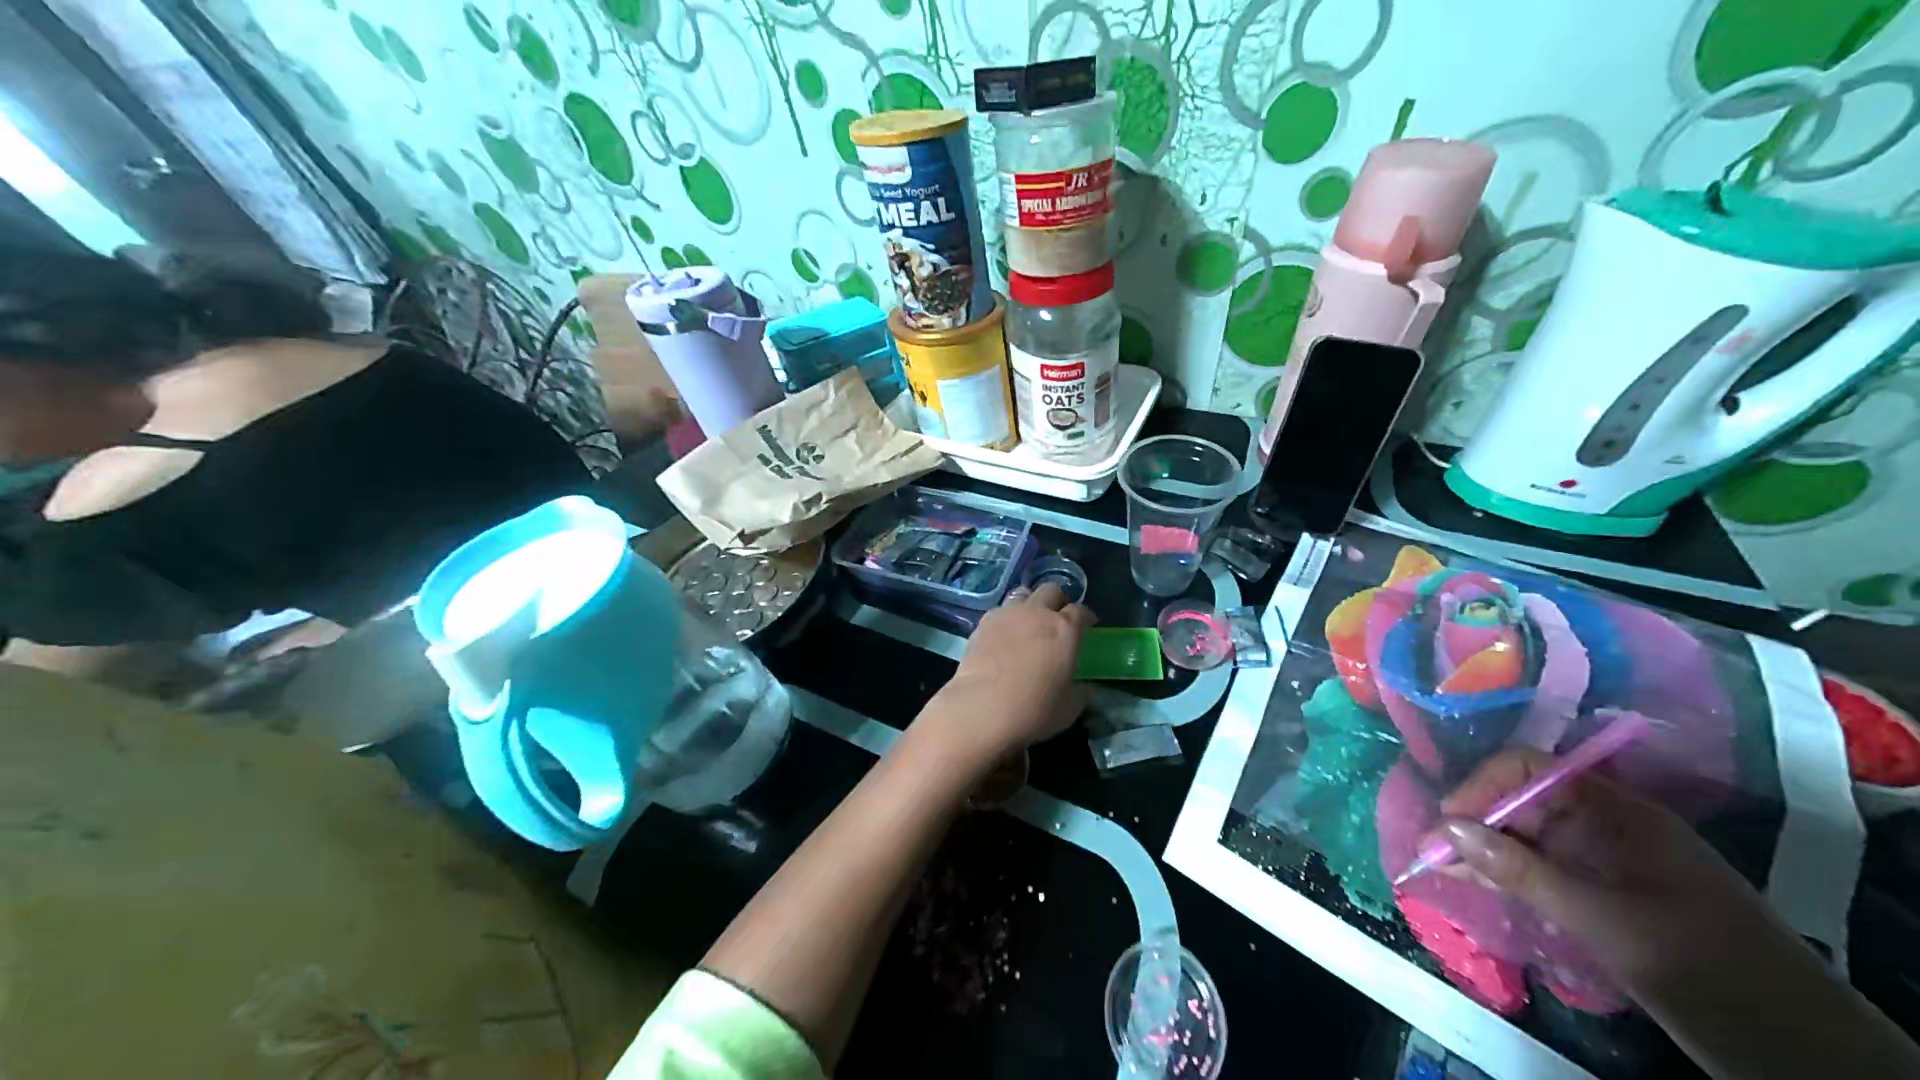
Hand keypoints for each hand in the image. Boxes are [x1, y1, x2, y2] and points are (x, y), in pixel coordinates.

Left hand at [918, 582, 1095, 767]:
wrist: (982, 709)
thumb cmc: (1034, 710)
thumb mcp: (1069, 708)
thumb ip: (1080, 692)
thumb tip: (1084, 686)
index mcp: (1064, 630)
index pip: (1080, 611)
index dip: (1086, 617)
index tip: (1088, 625)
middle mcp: (1037, 613)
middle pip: (1051, 591)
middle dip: (1058, 600)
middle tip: (1058, 617)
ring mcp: (1007, 615)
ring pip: (1022, 594)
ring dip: (1030, 603)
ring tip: (1029, 621)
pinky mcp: (982, 623)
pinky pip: (1000, 610)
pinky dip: (1007, 617)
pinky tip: (1004, 634)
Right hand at [1431, 748, 1804, 1006]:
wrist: (1792, 1043)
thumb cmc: (1694, 960)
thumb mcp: (1599, 916)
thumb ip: (1518, 869)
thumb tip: (1444, 826)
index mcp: (1614, 811)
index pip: (1529, 769)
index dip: (1483, 786)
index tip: (1448, 820)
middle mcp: (1603, 823)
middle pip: (1522, 801)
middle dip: (1472, 819)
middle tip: (1430, 849)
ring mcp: (1601, 859)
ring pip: (1525, 836)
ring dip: (1481, 847)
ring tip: (1437, 865)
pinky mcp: (1599, 892)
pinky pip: (1539, 867)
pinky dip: (1502, 871)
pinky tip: (1469, 880)